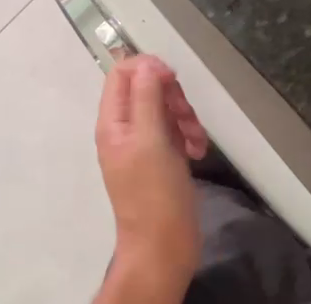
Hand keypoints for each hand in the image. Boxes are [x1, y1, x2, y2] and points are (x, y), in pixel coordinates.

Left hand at [95, 55, 208, 286]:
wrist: (164, 248)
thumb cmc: (154, 193)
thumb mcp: (150, 138)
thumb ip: (146, 95)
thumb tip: (147, 62)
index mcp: (113, 121)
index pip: (121, 72)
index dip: (147, 67)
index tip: (172, 79)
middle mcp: (125, 128)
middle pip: (147, 87)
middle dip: (172, 96)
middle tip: (185, 114)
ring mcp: (144, 144)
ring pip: (165, 108)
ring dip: (185, 116)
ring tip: (196, 140)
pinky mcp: (162, 157)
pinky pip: (175, 130)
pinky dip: (189, 135)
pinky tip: (198, 152)